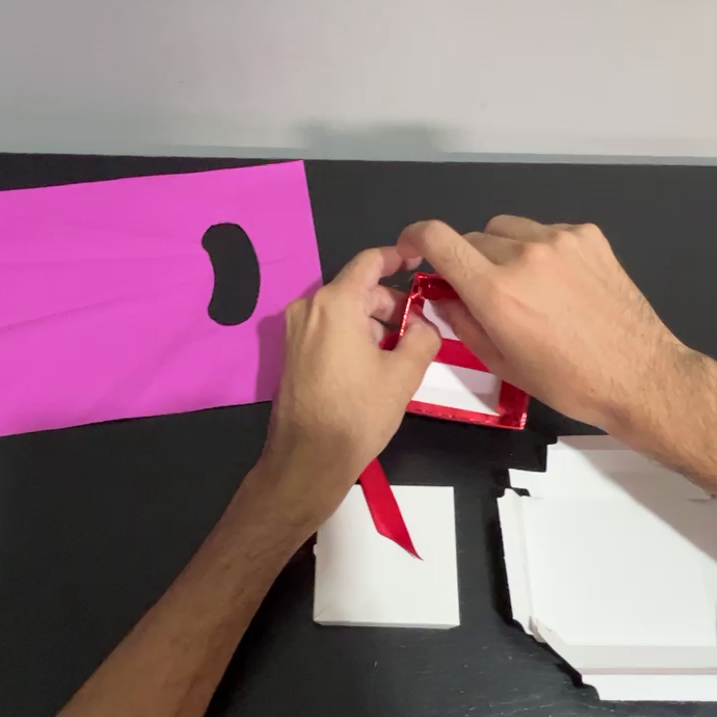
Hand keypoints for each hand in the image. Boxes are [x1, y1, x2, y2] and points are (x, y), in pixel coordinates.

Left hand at [258, 246, 441, 514]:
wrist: (308, 459)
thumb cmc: (358, 413)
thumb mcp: (403, 375)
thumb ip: (422, 338)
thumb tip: (424, 325)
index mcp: (335, 304)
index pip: (369, 262)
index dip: (398, 257)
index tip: (419, 261)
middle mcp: (309, 308)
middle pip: (357, 289)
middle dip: (390, 302)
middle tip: (420, 325)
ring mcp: (295, 331)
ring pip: (343, 312)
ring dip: (373, 323)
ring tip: (402, 351)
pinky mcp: (291, 354)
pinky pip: (328, 330)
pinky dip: (353, 336)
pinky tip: (375, 363)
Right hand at [395, 215, 699, 435]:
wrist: (638, 374)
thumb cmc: (565, 380)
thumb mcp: (501, 362)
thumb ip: (462, 323)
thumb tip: (441, 297)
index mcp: (495, 291)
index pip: (438, 239)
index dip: (415, 236)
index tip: (411, 246)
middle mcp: (524, 255)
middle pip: (472, 237)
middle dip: (466, 261)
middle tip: (482, 292)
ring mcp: (559, 240)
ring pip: (506, 229)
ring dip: (500, 250)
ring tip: (523, 285)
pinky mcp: (588, 236)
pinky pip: (544, 231)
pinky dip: (538, 250)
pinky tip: (557, 282)